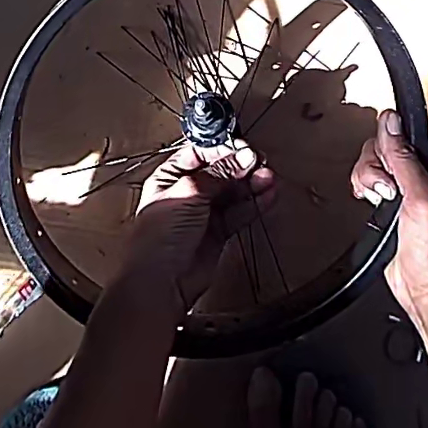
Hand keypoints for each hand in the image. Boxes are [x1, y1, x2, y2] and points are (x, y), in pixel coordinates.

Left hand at [125, 140, 276, 310]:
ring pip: (233, 192)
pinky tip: (267, 195)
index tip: (244, 147)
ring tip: (268, 177)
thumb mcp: (190, 191)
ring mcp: (204, 212)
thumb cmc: (158, 235)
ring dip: (252, 183)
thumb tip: (243, 156)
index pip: (202, 153)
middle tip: (260, 161)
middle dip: (241, 165)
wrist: (161, 280)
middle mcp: (188, 192)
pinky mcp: (218, 232)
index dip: (224, 149)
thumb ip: (220, 173)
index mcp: (172, 175)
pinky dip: (254, 203)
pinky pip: (240, 212)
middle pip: (221, 172)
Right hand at [349, 110, 427, 322]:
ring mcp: (407, 194)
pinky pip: (371, 184)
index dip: (387, 144)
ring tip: (379, 198)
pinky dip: (365, 189)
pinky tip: (372, 202)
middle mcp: (423, 178)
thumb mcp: (421, 199)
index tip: (384, 165)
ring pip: (374, 164)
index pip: (403, 134)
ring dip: (368, 178)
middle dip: (374, 165)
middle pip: (383, 148)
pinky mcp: (393, 209)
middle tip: (383, 188)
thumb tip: (391, 122)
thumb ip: (404, 159)